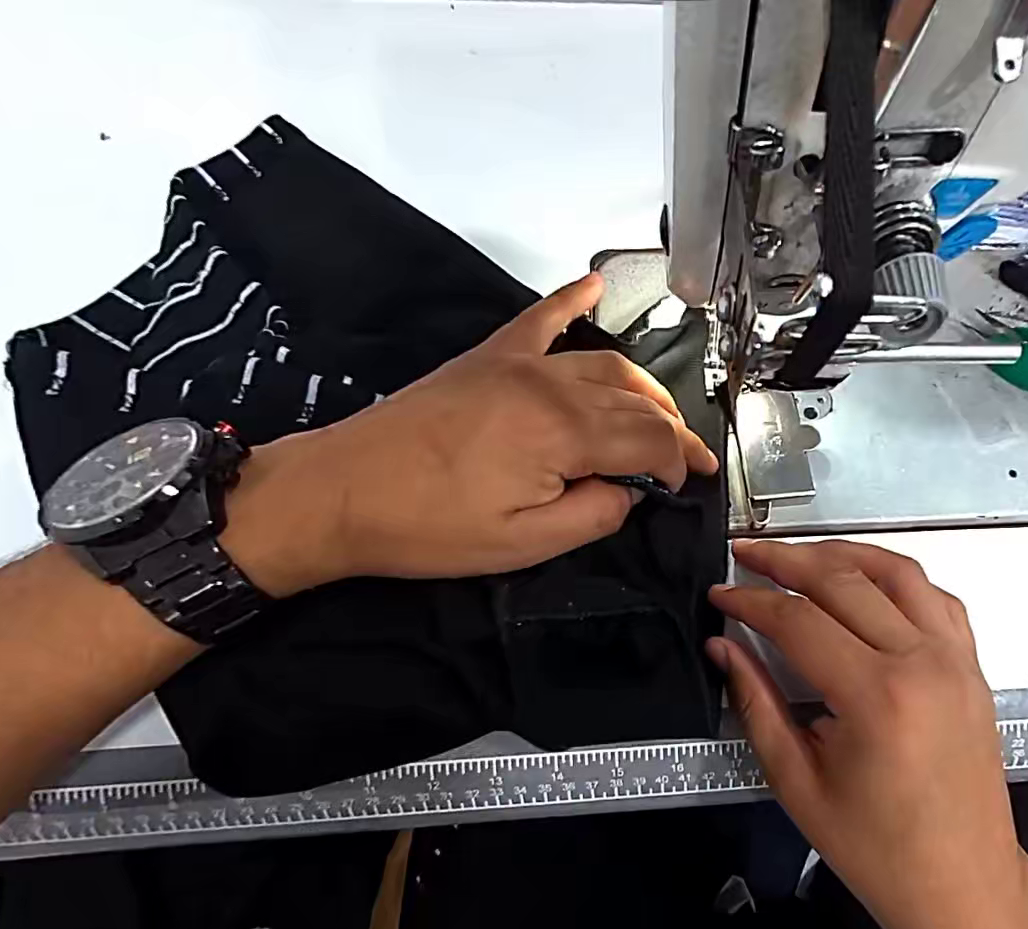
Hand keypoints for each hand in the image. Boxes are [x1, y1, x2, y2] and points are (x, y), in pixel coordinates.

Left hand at [225, 274, 716, 593]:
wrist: (340, 492)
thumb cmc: (431, 528)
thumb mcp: (525, 544)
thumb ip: (595, 516)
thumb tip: (628, 492)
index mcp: (564, 432)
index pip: (651, 439)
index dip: (678, 463)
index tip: (682, 487)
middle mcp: (552, 384)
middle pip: (638, 398)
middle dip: (673, 429)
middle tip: (686, 458)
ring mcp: (519, 362)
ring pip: (606, 363)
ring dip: (645, 389)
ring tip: (662, 415)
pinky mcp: (489, 357)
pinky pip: (541, 317)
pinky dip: (571, 299)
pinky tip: (594, 284)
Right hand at [707, 541, 1027, 928]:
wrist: (965, 888)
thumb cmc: (882, 853)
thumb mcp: (798, 783)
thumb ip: (756, 704)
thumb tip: (724, 649)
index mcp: (878, 698)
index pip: (799, 620)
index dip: (750, 601)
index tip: (721, 596)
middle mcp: (924, 664)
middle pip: (843, 579)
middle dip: (784, 559)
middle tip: (746, 554)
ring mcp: (955, 659)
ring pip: (894, 570)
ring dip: (840, 552)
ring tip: (796, 554)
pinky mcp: (970, 665)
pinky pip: (934, 595)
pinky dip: (892, 574)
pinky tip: (863, 579)